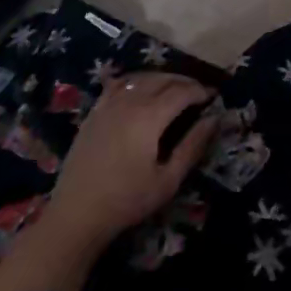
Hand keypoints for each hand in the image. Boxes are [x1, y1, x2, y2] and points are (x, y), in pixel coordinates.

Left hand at [44, 72, 216, 248]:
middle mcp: (129, 102)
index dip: (200, 90)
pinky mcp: (94, 112)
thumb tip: (214, 119)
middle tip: (199, 92)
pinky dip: (135, 81)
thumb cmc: (127, 200)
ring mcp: (108, 104)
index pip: (181, 92)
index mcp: (149, 117)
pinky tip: (141, 89)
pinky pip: (118, 84)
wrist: (77, 213)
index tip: (213, 97)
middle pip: (162, 79)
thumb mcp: (168, 180)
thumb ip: (193, 146)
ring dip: (161, 78)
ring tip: (175, 88)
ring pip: (140, 77)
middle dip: (184, 81)